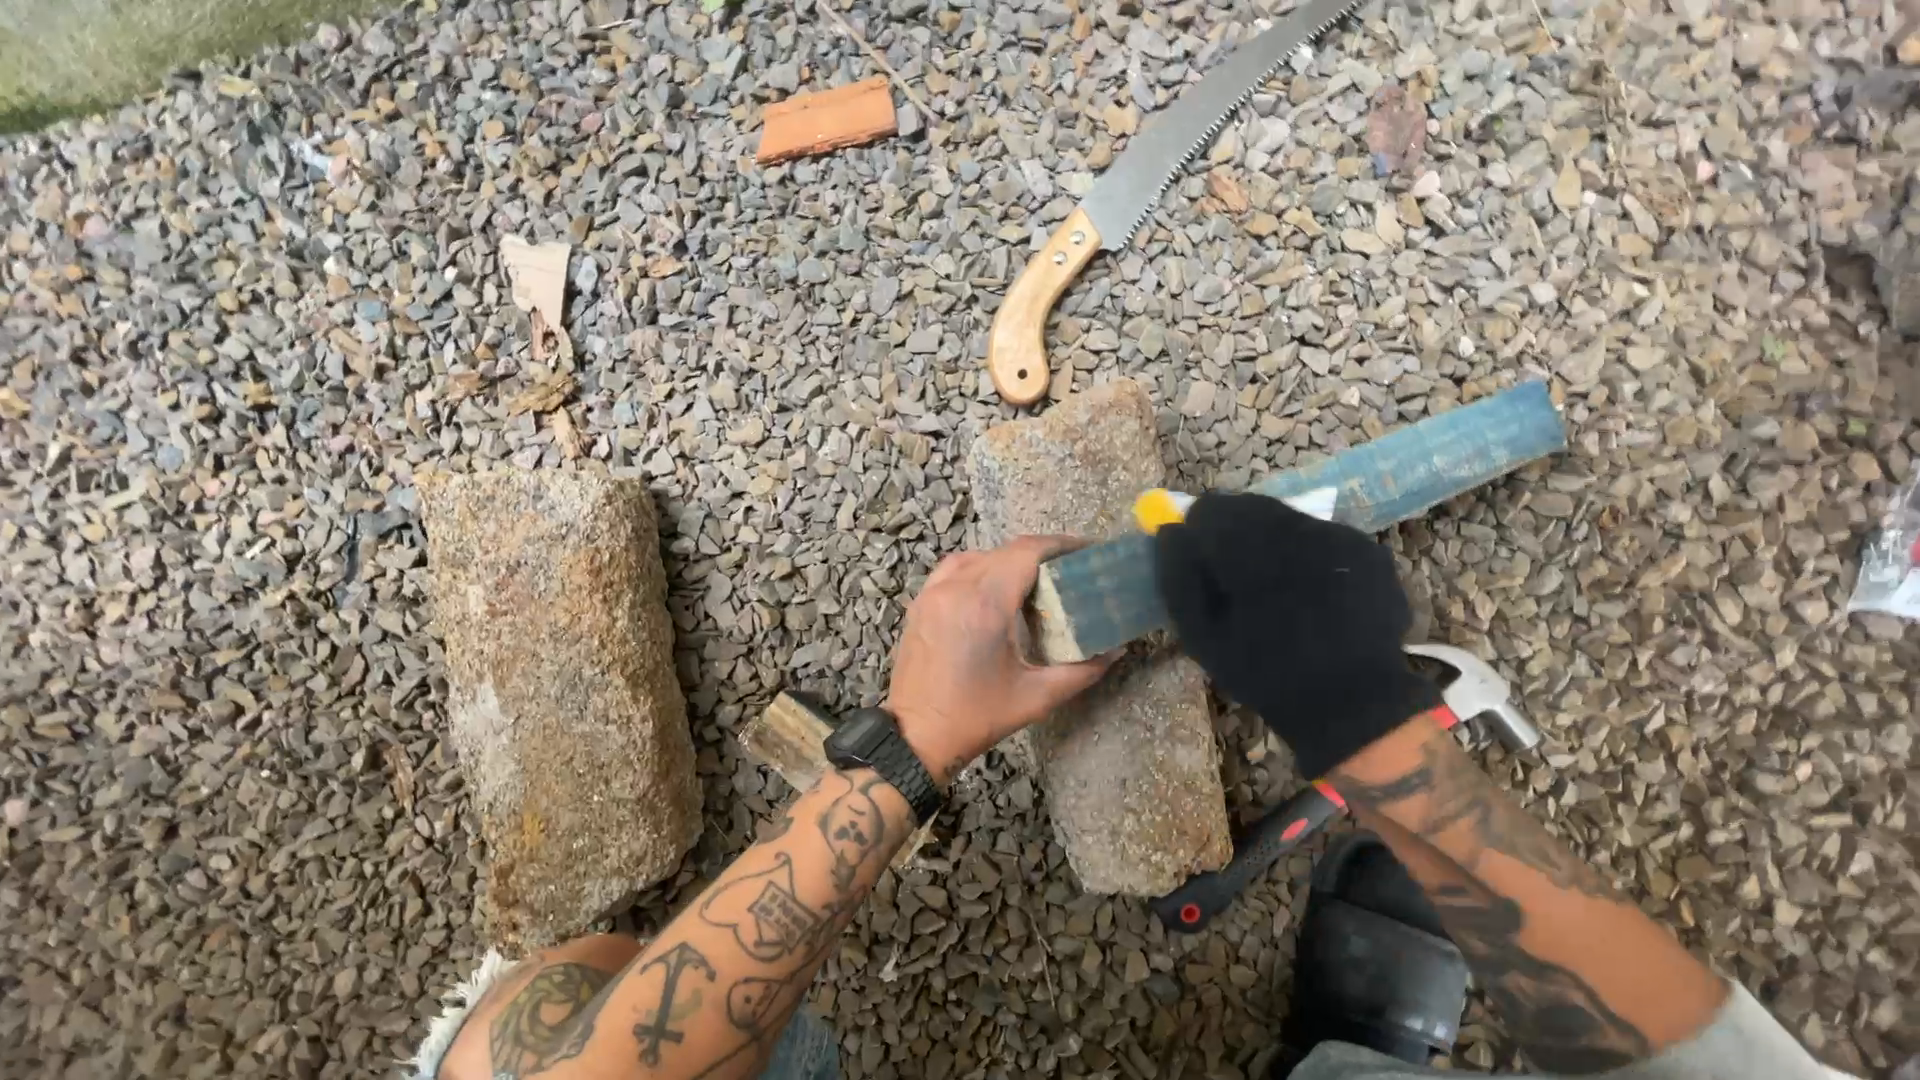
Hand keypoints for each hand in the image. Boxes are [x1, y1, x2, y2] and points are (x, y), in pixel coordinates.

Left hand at [886, 536, 1116, 783]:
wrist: (915, 736)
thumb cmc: (975, 718)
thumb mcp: (1035, 698)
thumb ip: (1080, 671)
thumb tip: (1114, 651)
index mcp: (985, 605)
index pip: (1026, 552)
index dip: (1060, 545)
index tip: (1086, 549)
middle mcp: (956, 588)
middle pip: (1005, 552)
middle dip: (1040, 555)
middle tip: (1069, 570)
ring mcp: (933, 593)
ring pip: (978, 556)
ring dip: (1008, 561)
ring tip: (1034, 580)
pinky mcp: (920, 603)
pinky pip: (954, 569)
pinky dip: (979, 569)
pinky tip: (994, 589)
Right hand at [1152, 492, 1440, 778]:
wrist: (1351, 703)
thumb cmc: (1264, 673)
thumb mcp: (1202, 635)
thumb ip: (1179, 577)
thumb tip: (1169, 531)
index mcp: (1252, 549)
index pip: (1212, 510)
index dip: (1198, 527)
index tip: (1196, 550)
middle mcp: (1300, 530)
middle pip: (1253, 509)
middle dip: (1236, 531)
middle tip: (1233, 570)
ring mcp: (1342, 538)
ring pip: (1291, 520)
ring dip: (1273, 540)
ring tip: (1275, 587)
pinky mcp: (1372, 553)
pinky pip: (1326, 538)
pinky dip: (1310, 555)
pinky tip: (1312, 594)